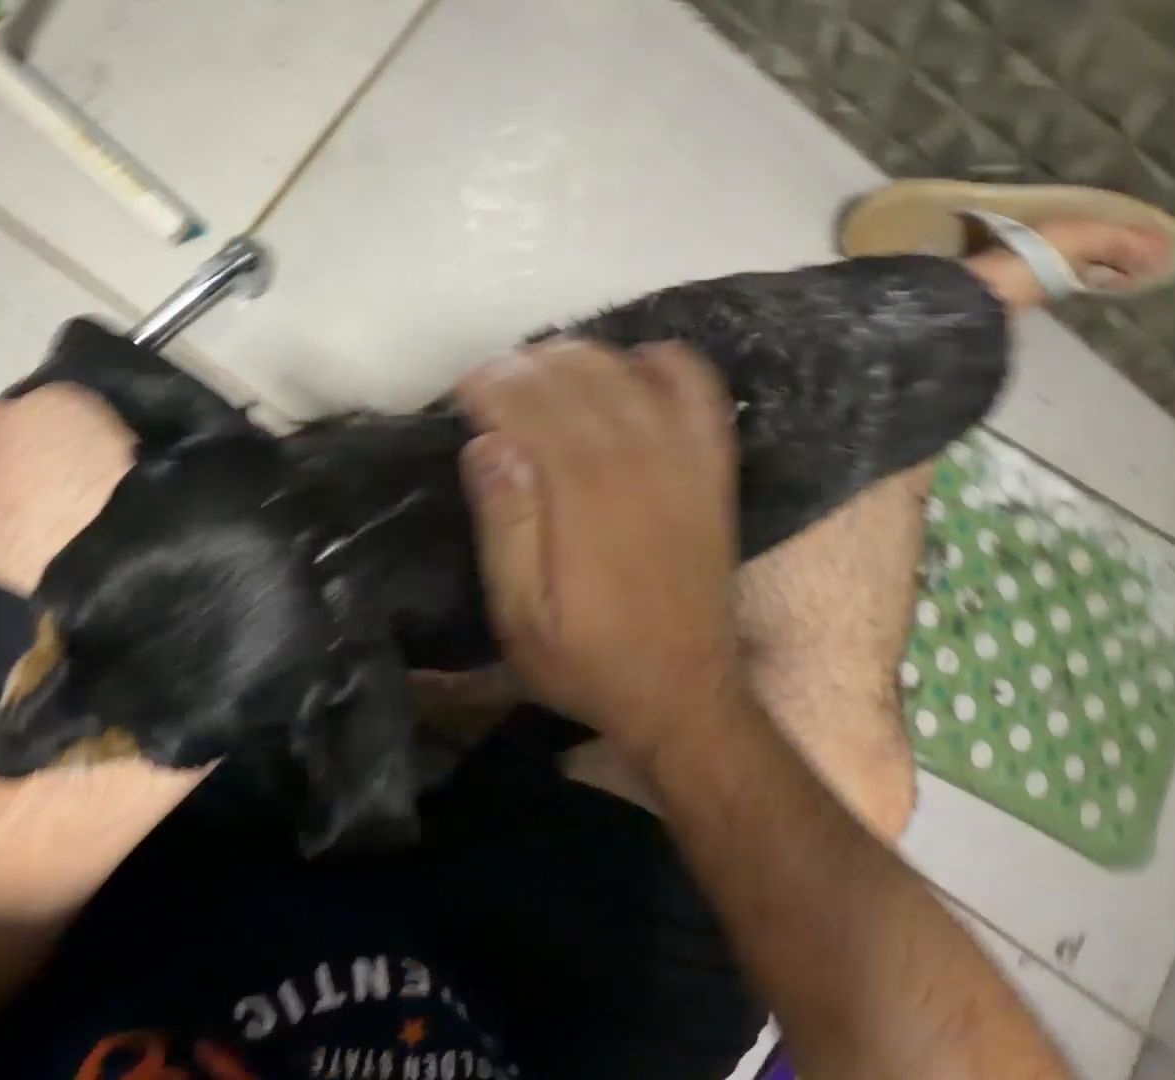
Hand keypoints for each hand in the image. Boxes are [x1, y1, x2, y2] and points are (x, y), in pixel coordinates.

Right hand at [454, 339, 742, 765]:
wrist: (683, 693)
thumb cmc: (587, 659)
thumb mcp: (520, 618)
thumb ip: (505, 529)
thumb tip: (488, 446)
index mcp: (583, 496)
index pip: (531, 406)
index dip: (491, 384)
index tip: (461, 390)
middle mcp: (637, 463)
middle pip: (576, 378)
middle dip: (523, 366)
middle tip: (489, 380)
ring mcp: (683, 462)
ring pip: (627, 374)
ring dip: (578, 356)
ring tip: (540, 369)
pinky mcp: (712, 471)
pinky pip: (698, 392)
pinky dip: (664, 364)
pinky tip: (633, 365)